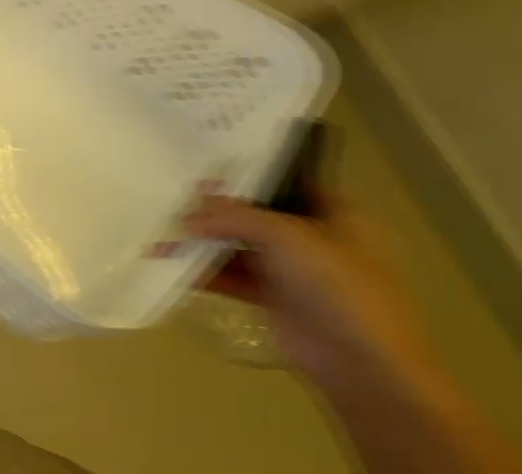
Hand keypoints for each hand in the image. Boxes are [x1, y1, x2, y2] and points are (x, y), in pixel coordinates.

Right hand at [185, 194, 521, 473]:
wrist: (360, 362)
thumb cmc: (337, 286)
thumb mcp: (286, 236)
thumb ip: (234, 215)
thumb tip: (189, 210)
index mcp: (335, 216)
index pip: (290, 180)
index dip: (253, 170)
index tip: (209, 159)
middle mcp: (314, 239)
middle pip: (256, 213)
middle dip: (216, 206)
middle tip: (173, 191)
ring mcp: (293, 270)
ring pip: (239, 244)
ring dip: (203, 239)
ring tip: (161, 229)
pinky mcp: (272, 298)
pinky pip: (231, 275)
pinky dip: (202, 269)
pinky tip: (169, 261)